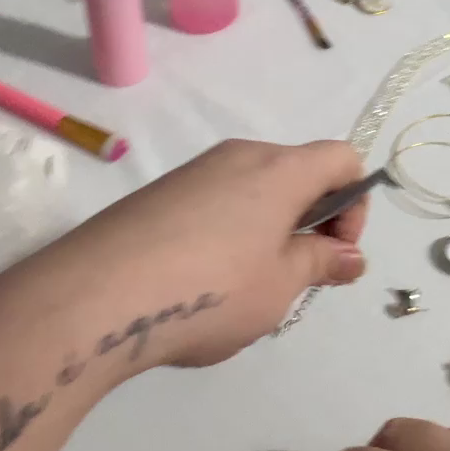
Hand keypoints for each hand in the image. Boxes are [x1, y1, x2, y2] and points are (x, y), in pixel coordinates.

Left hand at [46, 138, 368, 367]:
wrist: (94, 295)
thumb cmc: (210, 289)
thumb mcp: (279, 286)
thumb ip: (321, 262)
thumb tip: (350, 254)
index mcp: (280, 169)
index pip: (341, 157)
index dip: (355, 203)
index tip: (334, 252)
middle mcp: (240, 155)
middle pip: (297, 170)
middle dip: (311, 218)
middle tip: (292, 276)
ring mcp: (196, 170)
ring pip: (255, 187)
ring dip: (269, 226)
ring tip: (243, 286)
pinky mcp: (162, 192)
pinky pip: (216, 198)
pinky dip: (230, 228)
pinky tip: (201, 279)